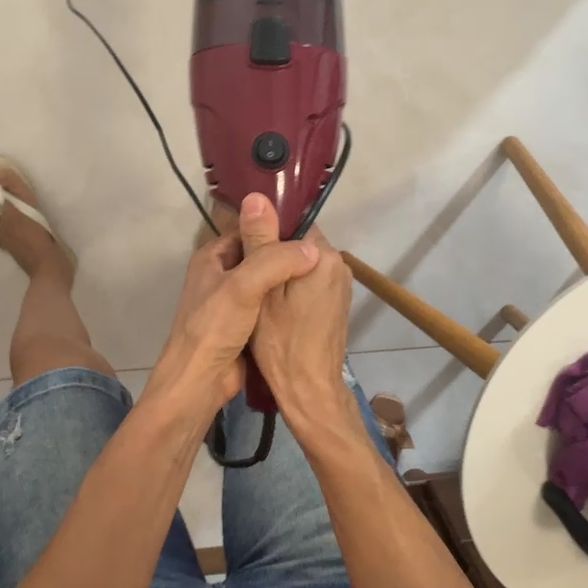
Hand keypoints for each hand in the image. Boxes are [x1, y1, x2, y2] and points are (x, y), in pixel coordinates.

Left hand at [144, 194, 318, 414]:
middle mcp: (222, 274)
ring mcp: (234, 301)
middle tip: (323, 256)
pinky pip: (271, 305)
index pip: (250, 230)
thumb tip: (312, 248)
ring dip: (290, 281)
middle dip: (288, 257)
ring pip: (268, 282)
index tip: (311, 234)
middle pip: (261, 256)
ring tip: (323, 275)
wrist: (200, 382)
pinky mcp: (246, 323)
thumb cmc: (214, 327)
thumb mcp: (244, 285)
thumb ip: (275, 260)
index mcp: (213, 256)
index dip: (277, 229)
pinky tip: (309, 301)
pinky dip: (287, 303)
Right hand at [241, 203, 357, 430]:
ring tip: (256, 293)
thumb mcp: (263, 289)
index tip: (245, 251)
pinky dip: (292, 290)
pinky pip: (310, 284)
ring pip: (303, 266)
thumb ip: (261, 242)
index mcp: (325, 256)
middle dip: (273, 256)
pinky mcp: (337, 306)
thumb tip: (257, 198)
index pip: (294, 225)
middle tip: (246, 276)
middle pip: (299, 245)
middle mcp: (340, 266)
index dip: (266, 234)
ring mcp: (341, 288)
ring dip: (281, 274)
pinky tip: (274, 308)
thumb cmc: (282, 341)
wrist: (310, 390)